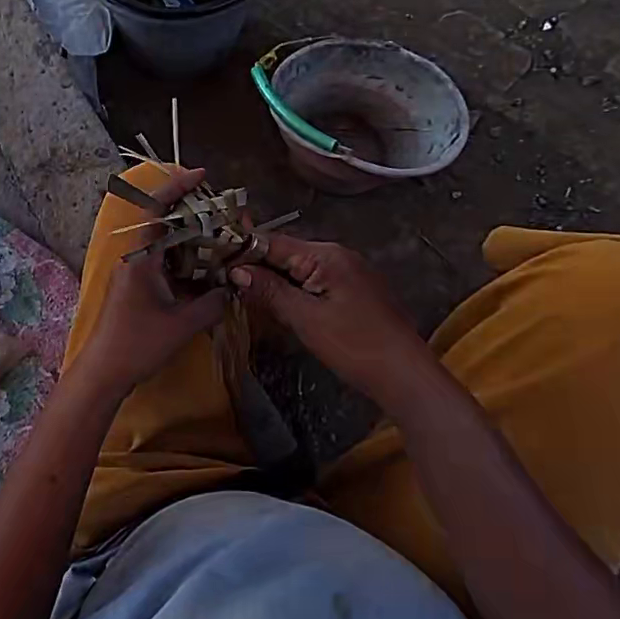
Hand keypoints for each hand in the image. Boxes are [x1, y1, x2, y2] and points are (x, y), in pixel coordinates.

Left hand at [73, 167, 228, 398]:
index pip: (156, 208)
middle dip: (191, 209)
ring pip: (163, 241)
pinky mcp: (135, 285)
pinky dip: (183, 256)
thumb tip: (233, 288)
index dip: (177, 186)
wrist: (104, 372)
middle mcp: (135, 257)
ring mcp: (133, 271)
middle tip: (221, 210)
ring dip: (188, 234)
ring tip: (219, 234)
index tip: (202, 175)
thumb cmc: (138, 345)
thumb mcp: (182, 324)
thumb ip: (212, 303)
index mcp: (140, 257)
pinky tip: (204, 265)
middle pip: (162, 220)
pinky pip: (162, 260)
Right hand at [229, 234, 429, 402]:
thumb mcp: (305, 318)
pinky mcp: (354, 290)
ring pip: (299, 268)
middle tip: (223, 280)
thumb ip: (269, 291)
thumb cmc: (354, 345)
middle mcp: (338, 254)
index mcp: (326, 255)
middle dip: (256, 265)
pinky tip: (277, 303)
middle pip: (285, 253)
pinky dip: (293, 289)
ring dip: (273, 279)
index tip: (214, 261)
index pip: (272, 242)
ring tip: (242, 291)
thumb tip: (235, 270)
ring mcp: (349, 272)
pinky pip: (314, 280)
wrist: (406, 376)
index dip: (242, 251)